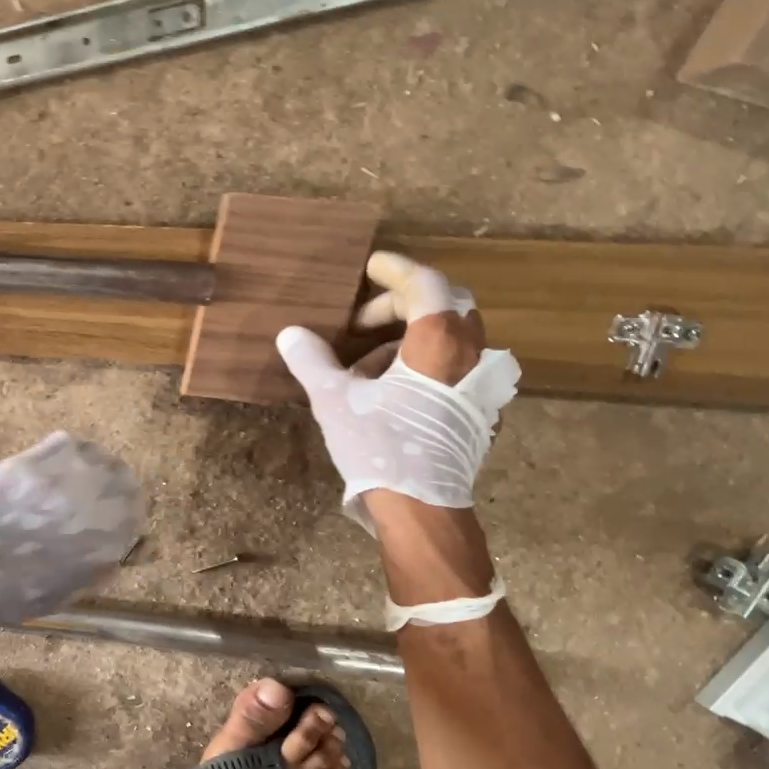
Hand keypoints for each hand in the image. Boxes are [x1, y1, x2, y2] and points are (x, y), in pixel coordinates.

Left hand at [0, 431, 142, 650]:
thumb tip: (119, 545)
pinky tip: (47, 466)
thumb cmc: (6, 595)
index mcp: (106, 548)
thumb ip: (98, 566)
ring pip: (96, 459)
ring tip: (70, 476)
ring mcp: (62, 480)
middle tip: (90, 492)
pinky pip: (63, 444)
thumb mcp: (66, 593)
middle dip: (111, 487)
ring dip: (89, 466)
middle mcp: (94, 509)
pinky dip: (61, 452)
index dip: (124, 514)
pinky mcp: (31, 463)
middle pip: (123, 482)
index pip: (137, 517)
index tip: (111, 513)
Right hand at [276, 252, 520, 537]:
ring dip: (406, 337)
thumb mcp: (334, 400)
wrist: (421, 503)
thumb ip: (313, 361)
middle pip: (443, 306)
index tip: (372, 264)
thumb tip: (289, 334)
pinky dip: (420, 361)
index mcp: (438, 343)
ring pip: (449, 337)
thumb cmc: (380, 445)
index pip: (425, 285)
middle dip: (399, 305)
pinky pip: (452, 364)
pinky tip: (386, 388)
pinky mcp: (476, 407)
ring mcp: (479, 382)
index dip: (397, 270)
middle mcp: (470, 354)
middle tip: (358, 322)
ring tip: (363, 364)